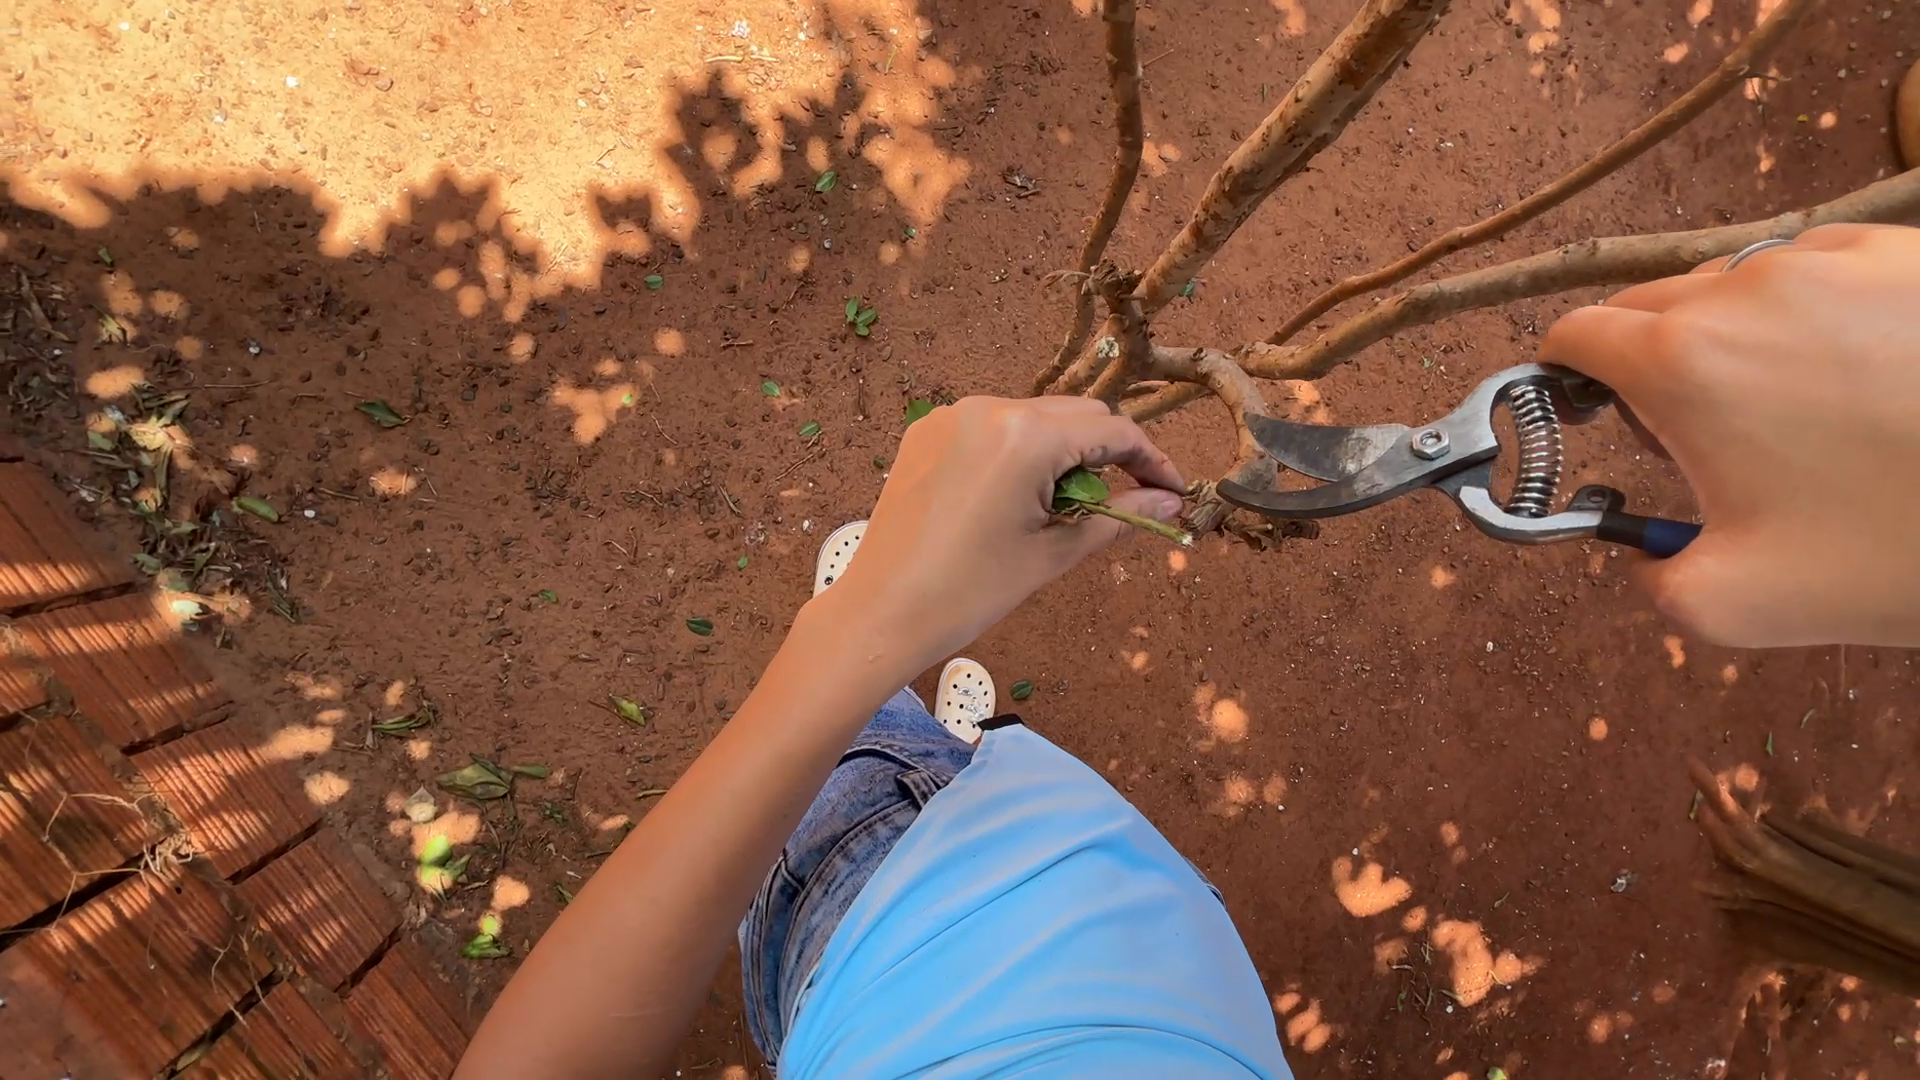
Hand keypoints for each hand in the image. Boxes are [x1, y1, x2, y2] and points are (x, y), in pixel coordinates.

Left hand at [817, 396, 1184, 670]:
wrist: (881, 612)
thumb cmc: (970, 591)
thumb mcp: (1051, 553)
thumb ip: (1115, 517)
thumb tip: (1168, 503)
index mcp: (1025, 435)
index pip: (1112, 430)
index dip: (1150, 460)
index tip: (1169, 490)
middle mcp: (988, 407)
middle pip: (1074, 415)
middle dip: (1106, 454)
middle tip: (1117, 503)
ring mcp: (951, 416)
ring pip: (1032, 418)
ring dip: (1060, 452)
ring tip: (1057, 507)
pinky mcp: (925, 432)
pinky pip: (990, 429)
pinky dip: (1015, 453)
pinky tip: (1009, 497)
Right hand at [1542, 223, 1919, 646]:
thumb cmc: (1900, 552)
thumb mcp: (1731, 602)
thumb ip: (1646, 576)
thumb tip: (1642, 553)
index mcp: (1680, 361)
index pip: (1572, 336)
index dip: (1562, 375)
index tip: (1592, 413)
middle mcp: (1747, 290)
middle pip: (1642, 306)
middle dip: (1640, 359)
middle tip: (1691, 424)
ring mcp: (1844, 259)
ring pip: (1727, 283)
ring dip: (1722, 332)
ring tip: (1786, 395)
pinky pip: (1817, 265)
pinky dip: (1805, 308)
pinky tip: (1856, 363)